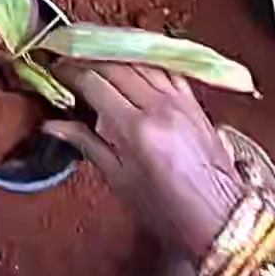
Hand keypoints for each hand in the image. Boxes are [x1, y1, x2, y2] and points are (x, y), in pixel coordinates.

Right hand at [43, 63, 242, 254]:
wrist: (223, 222)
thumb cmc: (167, 210)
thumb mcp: (120, 180)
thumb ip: (86, 143)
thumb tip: (52, 125)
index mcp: (137, 130)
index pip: (94, 83)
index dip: (70, 73)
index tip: (56, 71)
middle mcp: (158, 107)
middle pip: (113, 65)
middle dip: (86, 58)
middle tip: (67, 60)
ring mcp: (179, 101)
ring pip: (137, 60)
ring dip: (111, 53)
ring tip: (91, 53)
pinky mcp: (193, 100)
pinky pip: (163, 66)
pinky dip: (142, 58)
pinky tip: (128, 58)